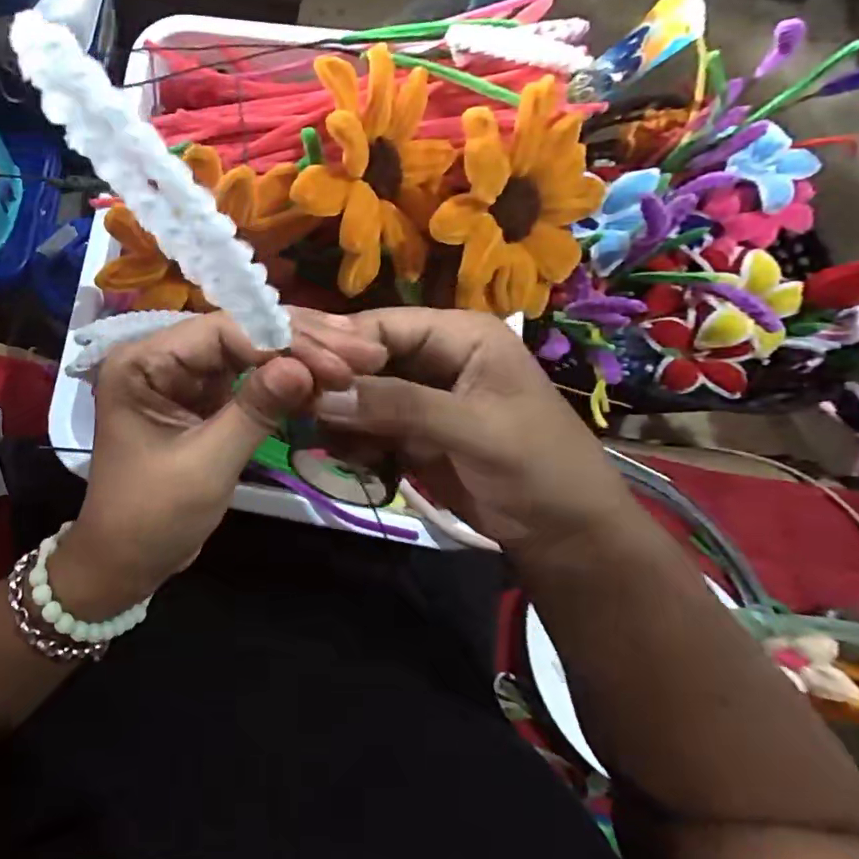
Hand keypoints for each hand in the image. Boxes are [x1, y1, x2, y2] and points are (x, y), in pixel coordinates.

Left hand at [59, 309, 386, 607]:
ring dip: (303, 355)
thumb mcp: (205, 465)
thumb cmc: (151, 517)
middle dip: (301, 342)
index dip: (282, 340)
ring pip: (252, 351)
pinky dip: (288, 379)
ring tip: (358, 359)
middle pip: (240, 333)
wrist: (125, 562)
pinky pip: (250, 378)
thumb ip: (253, 411)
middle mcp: (162, 357)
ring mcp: (184, 376)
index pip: (222, 330)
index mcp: (143, 362)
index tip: (338, 362)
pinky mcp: (202, 398)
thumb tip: (303, 367)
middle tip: (363, 354)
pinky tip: (327, 379)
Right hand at [310, 307, 638, 550]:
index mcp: (459, 335)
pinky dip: (354, 442)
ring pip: (357, 393)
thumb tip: (324, 392)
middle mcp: (433, 356)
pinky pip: (365, 426)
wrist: (564, 533)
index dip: (337, 345)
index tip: (294, 372)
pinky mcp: (410, 431)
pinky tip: (358, 463)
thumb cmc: (538, 467)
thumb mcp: (475, 430)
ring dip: (341, 419)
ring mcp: (419, 396)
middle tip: (301, 411)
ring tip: (338, 447)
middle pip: (362, 356)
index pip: (381, 325)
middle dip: (334, 385)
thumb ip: (402, 406)